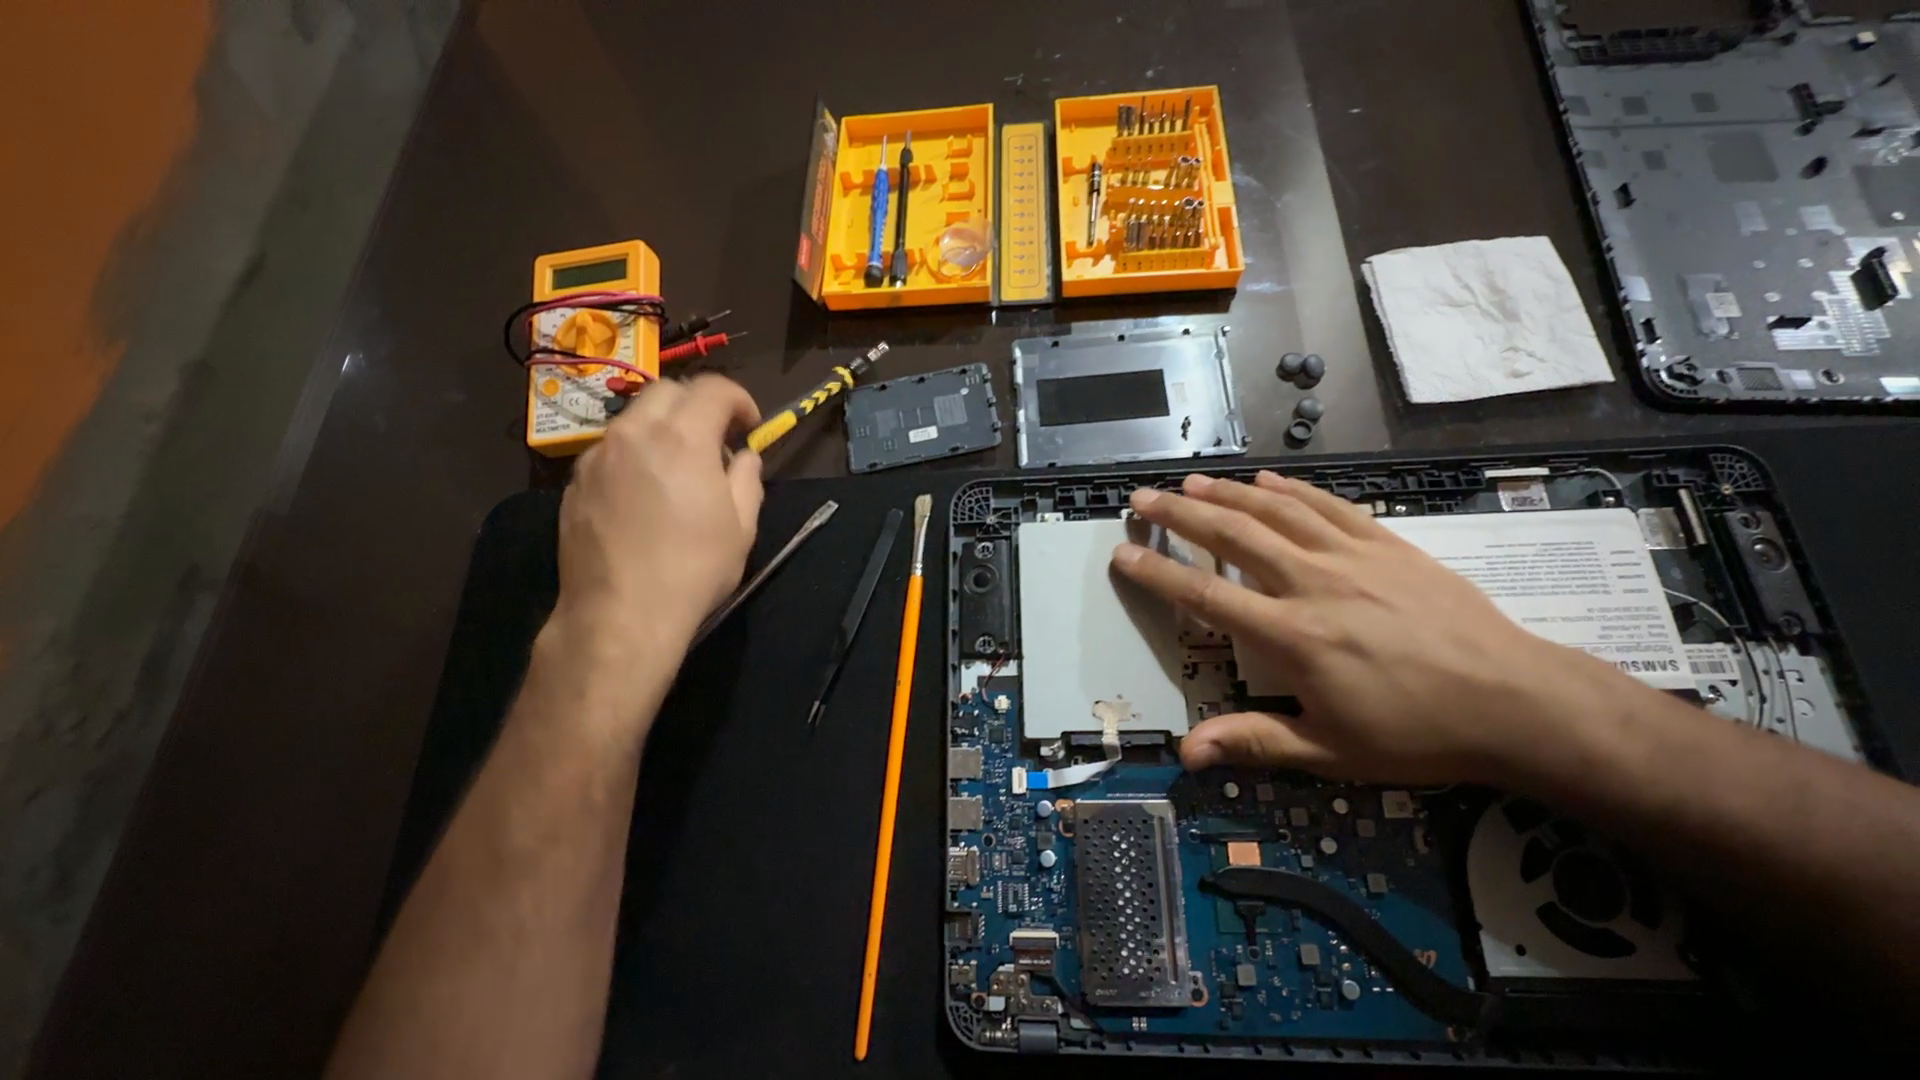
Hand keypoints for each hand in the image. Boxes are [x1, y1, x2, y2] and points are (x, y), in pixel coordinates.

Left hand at [554, 375, 762, 653]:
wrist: (621, 614)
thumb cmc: (693, 570)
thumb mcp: (742, 527)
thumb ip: (747, 480)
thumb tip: (743, 459)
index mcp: (682, 437)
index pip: (713, 388)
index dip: (739, 399)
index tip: (750, 425)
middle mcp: (634, 433)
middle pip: (668, 392)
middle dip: (697, 404)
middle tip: (716, 438)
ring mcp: (597, 457)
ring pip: (633, 419)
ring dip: (662, 428)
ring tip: (678, 467)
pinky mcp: (575, 483)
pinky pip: (610, 451)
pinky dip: (634, 455)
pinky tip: (643, 494)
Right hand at [1112, 471, 1632, 784]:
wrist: (1515, 701)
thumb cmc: (1418, 734)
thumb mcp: (1331, 752)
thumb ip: (1255, 741)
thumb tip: (1188, 752)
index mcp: (1292, 637)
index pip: (1206, 597)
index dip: (1157, 574)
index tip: (1123, 554)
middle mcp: (1313, 584)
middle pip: (1232, 537)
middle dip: (1180, 516)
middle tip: (1143, 499)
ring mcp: (1352, 557)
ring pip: (1275, 513)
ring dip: (1226, 493)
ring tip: (1189, 482)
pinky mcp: (1389, 545)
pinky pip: (1329, 507)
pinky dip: (1292, 491)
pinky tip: (1267, 481)